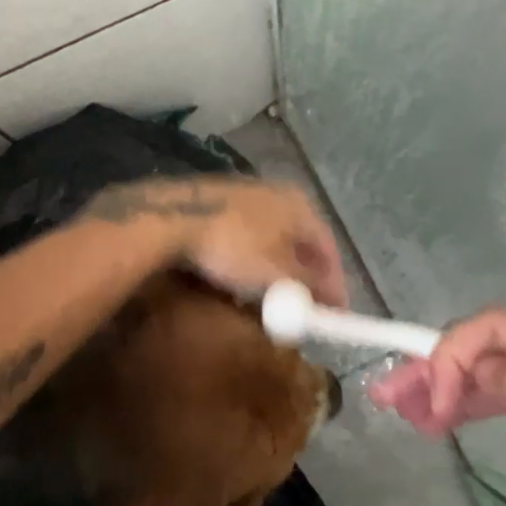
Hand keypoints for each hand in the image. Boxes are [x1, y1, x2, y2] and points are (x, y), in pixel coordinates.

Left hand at [81, 177, 349, 309]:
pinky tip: (239, 279)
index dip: (334, 283)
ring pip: (272, 238)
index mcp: (301, 205)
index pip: (328, 248)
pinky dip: (250, 259)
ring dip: (276, 268)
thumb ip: (307, 288)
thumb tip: (327, 303)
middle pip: (300, 241)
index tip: (334, 313)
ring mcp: (245, 193)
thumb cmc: (232, 246)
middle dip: (304, 275)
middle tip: (304, 307)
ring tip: (272, 300)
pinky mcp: (215, 201)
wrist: (171, 217)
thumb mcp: (276, 275)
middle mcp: (278, 192)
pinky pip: (245, 236)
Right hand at [370, 310, 505, 505]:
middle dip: (442, 366)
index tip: (424, 399)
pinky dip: (479, 400)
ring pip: (504, 364)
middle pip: (501, 341)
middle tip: (390, 399)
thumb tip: (480, 362)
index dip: (455, 352)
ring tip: (404, 411)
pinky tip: (446, 416)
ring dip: (452, 384)